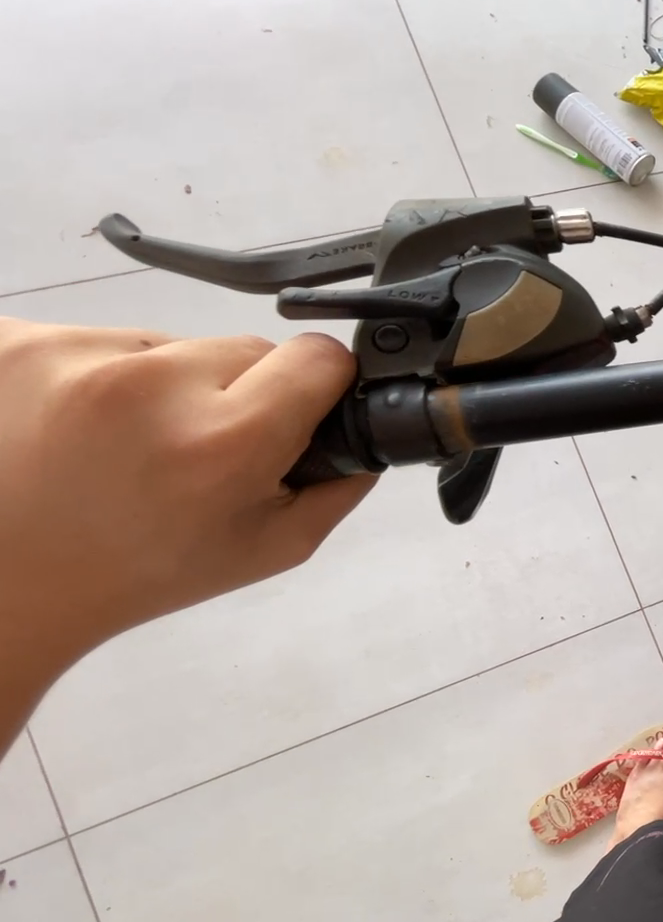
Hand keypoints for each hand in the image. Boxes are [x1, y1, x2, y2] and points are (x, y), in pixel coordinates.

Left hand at [0, 318, 375, 672]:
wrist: (0, 582)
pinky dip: (104, 377)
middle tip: (211, 446)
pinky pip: (100, 341)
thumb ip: (342, 483)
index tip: (308, 412)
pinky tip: (81, 427)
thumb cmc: (147, 571)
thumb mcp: (281, 545)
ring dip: (173, 384)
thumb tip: (366, 433)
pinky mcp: (6, 339)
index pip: (320, 357)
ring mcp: (66, 354)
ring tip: (135, 441)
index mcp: (228, 438)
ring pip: (174, 345)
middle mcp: (148, 383)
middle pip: (250, 348)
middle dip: (248, 390)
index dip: (327, 384)